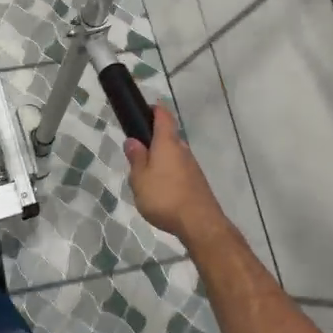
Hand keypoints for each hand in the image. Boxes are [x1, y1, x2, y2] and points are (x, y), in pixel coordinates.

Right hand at [122, 104, 226, 243]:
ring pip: (174, 155)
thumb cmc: (164, 197)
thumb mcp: (140, 179)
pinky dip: (170, 175)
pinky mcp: (198, 183)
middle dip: (154, 141)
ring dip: (161, 161)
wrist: (200, 224)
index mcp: (167, 142)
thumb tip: (133, 141)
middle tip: (137, 155)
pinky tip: (161, 192)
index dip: (154, 109)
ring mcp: (193, 166)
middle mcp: (183, 149)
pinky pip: (180, 171)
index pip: (163, 115)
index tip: (144, 109)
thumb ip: (136, 158)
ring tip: (146, 179)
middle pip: (168, 137)